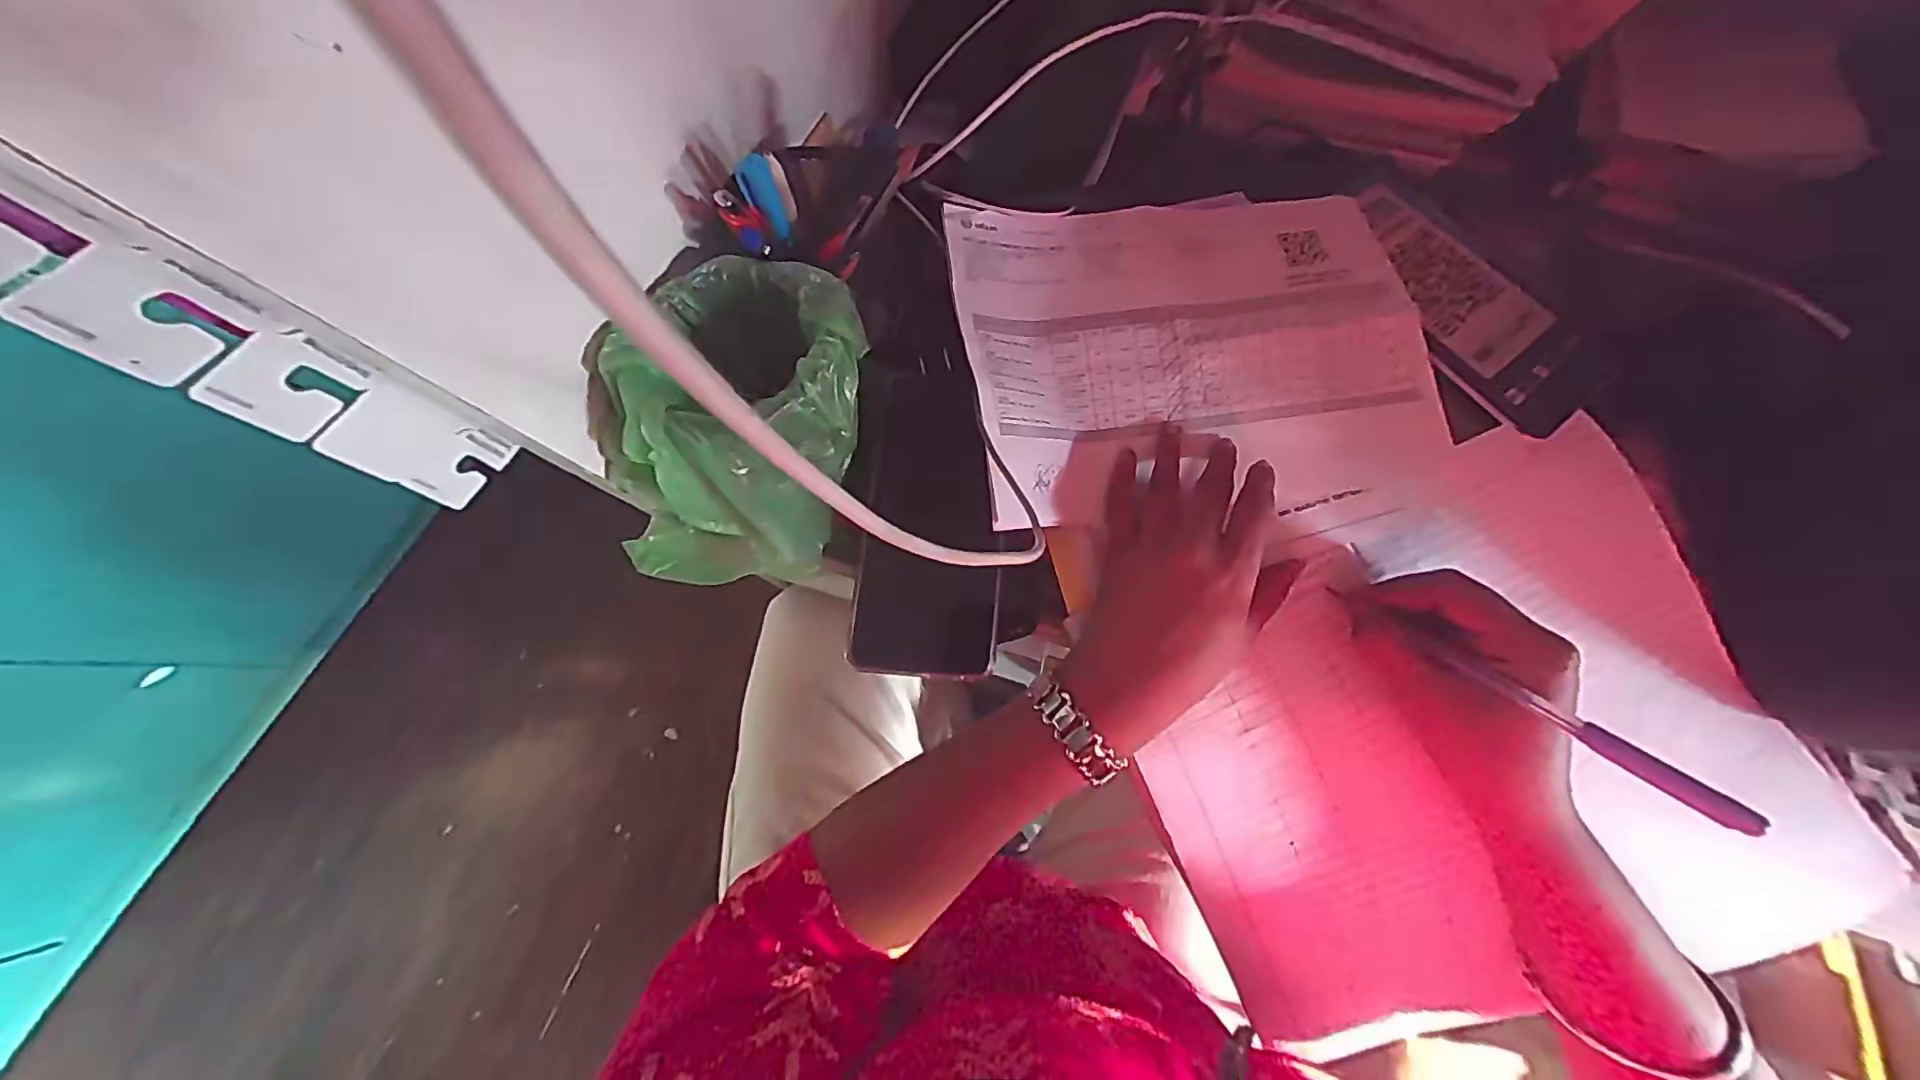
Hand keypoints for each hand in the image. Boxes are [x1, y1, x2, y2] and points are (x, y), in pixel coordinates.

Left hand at [1060, 427, 1301, 754]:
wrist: (1124, 683)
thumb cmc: (1187, 671)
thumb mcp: (1241, 639)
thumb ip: (1268, 596)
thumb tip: (1298, 564)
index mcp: (1231, 575)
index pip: (1252, 516)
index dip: (1259, 487)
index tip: (1261, 470)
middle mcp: (1194, 551)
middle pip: (1211, 493)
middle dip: (1220, 464)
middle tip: (1224, 445)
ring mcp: (1152, 547)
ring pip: (1165, 488)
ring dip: (1171, 454)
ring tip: (1175, 430)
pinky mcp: (1118, 550)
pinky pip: (1120, 505)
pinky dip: (1121, 478)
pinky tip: (1125, 456)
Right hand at [1350, 569, 1580, 820]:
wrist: (1508, 830)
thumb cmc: (1477, 773)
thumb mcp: (1422, 700)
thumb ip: (1385, 647)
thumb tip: (1353, 612)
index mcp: (1531, 646)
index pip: (1451, 591)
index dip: (1393, 592)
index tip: (1351, 602)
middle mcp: (1532, 646)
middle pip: (1448, 603)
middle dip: (1394, 610)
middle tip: (1351, 618)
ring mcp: (1518, 662)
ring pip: (1443, 622)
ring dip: (1400, 628)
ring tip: (1364, 641)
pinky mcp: (1499, 678)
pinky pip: (1446, 644)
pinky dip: (1411, 647)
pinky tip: (1386, 659)